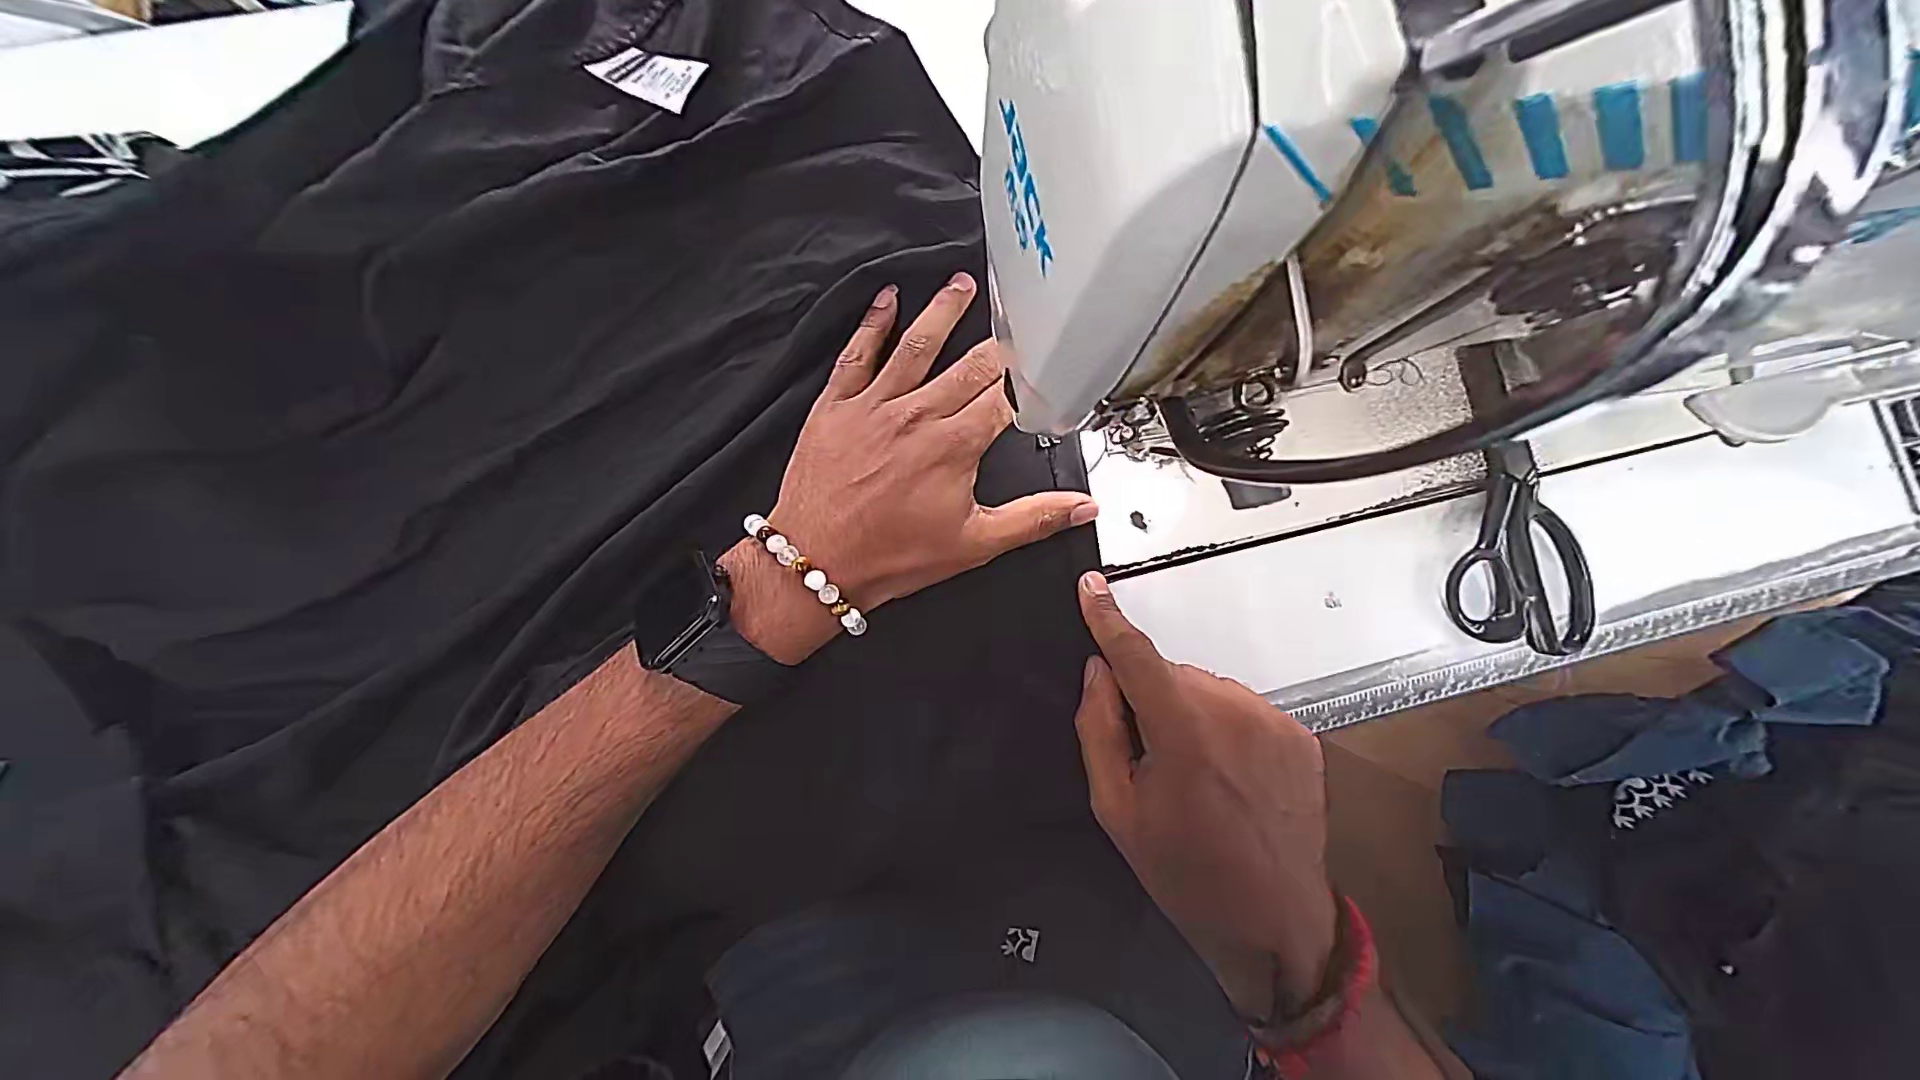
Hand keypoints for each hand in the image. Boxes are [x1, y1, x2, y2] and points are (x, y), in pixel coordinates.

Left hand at [722, 274, 1098, 662]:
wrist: (819, 560)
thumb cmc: (890, 555)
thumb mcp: (974, 544)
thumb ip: (1034, 519)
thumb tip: (1081, 508)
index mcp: (953, 446)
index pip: (1004, 396)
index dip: (1028, 378)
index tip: (1042, 365)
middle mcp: (917, 416)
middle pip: (968, 364)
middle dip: (996, 341)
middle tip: (1014, 318)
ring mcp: (874, 406)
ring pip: (916, 344)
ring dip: (942, 311)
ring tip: (961, 284)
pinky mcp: (836, 407)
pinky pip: (857, 353)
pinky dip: (873, 323)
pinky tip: (886, 301)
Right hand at [1072, 571, 1337, 1020]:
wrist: (1274, 921)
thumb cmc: (1189, 872)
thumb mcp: (1117, 809)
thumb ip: (1099, 729)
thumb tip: (1099, 674)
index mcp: (1183, 732)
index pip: (1136, 655)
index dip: (1107, 618)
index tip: (1092, 588)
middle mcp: (1234, 715)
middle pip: (1169, 674)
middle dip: (1149, 698)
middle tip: (1150, 756)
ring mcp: (1271, 722)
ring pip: (1204, 688)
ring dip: (1187, 712)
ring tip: (1194, 774)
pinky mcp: (1298, 734)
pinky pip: (1238, 706)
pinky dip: (1222, 725)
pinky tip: (1225, 773)